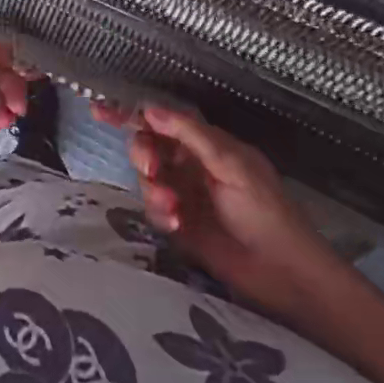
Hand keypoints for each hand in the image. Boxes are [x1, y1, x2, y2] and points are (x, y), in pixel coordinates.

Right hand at [96, 102, 325, 311]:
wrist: (283, 273)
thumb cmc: (266, 211)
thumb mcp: (232, 165)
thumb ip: (190, 135)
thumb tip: (151, 109)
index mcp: (207, 144)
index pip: (164, 120)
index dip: (132, 114)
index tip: (100, 110)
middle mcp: (191, 165)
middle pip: (148, 147)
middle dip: (144, 155)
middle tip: (152, 169)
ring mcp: (183, 195)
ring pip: (147, 179)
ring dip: (153, 190)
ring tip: (173, 209)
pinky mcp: (178, 224)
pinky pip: (153, 209)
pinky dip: (159, 213)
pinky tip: (175, 224)